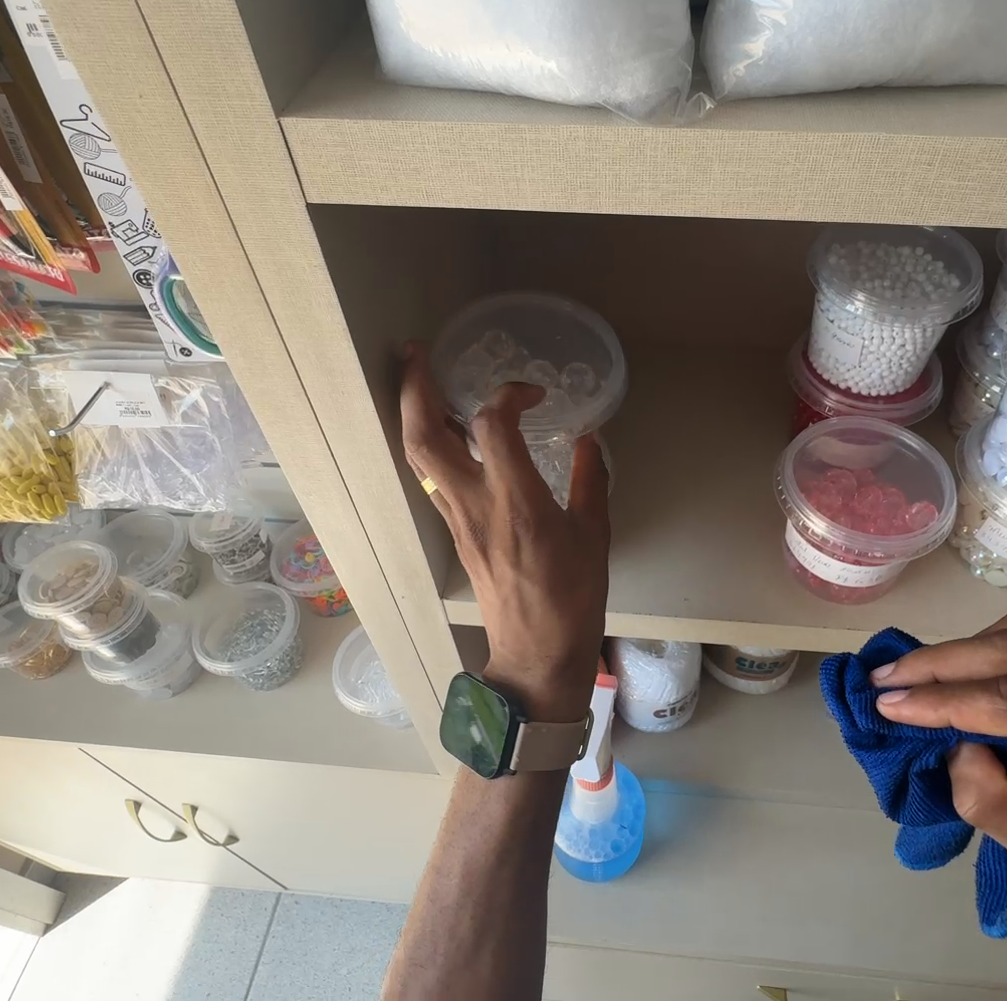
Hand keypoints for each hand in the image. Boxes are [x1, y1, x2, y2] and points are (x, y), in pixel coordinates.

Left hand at [400, 343, 609, 723]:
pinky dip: (431, 443)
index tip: (533, 394)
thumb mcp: (594, 535)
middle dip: (414, 388)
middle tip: (418, 351)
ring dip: (412, 412)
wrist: (536, 655)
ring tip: (421, 378)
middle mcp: (475, 505)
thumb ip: (589, 480)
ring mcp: (457, 519)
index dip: (508, 395)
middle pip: (424, 437)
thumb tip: (588, 439)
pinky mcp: (455, 531)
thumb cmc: (572, 598)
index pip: (494, 428)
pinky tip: (448, 430)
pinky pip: (432, 478)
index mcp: (518, 503)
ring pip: (419, 457)